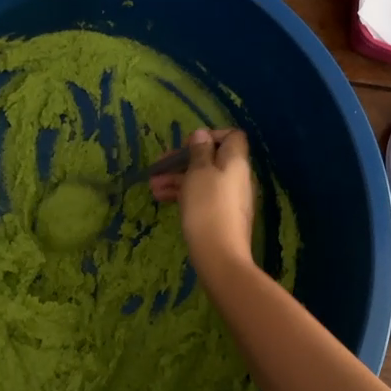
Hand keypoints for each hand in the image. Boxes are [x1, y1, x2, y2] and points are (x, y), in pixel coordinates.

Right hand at [150, 128, 254, 276]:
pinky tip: (163, 199)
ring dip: (177, 178)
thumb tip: (202, 134)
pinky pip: (203, 196)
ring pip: (203, 178)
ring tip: (153, 187)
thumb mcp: (198, 172)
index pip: (231, 136)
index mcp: (236, 161)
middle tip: (159, 166)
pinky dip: (185, 194)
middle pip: (211, 158)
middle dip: (183, 161)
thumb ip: (199, 150)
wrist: (219, 255)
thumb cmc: (207, 205)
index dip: (210, 136)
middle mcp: (237, 176)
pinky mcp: (222, 215)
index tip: (188, 146)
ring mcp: (230, 197)